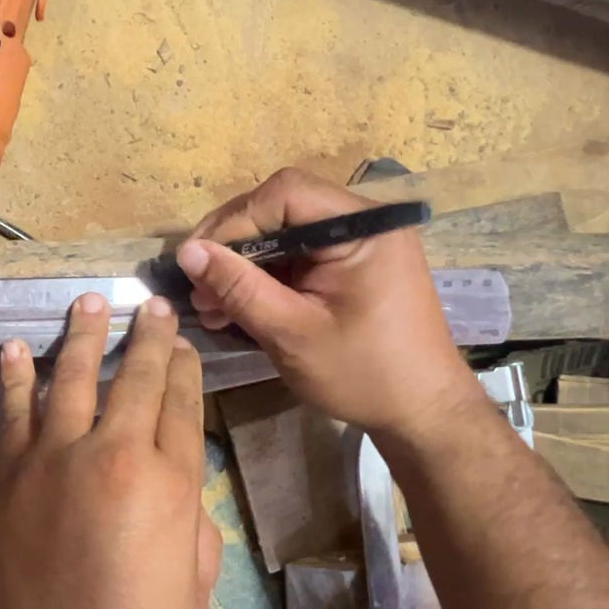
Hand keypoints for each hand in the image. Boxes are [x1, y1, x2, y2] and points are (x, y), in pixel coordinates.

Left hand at [0, 293, 219, 608]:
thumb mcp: (195, 588)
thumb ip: (196, 527)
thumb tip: (182, 492)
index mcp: (170, 483)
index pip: (182, 407)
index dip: (185, 370)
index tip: (184, 344)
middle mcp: (117, 453)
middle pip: (137, 380)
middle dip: (148, 338)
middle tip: (152, 305)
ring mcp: (60, 454)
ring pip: (77, 378)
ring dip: (85, 335)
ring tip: (91, 300)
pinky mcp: (16, 466)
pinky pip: (17, 409)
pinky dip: (17, 376)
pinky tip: (17, 346)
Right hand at [175, 168, 485, 438]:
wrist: (422, 414)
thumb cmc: (363, 374)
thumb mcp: (291, 332)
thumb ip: (238, 287)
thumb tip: (186, 252)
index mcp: (363, 230)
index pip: (285, 194)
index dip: (234, 221)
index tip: (199, 262)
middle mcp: (363, 224)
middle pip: (279, 207)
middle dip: (232, 244)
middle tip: (196, 285)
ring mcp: (357, 244)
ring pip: (281, 232)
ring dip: (240, 264)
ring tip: (208, 304)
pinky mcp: (348, 266)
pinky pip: (295, 255)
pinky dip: (261, 277)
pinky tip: (232, 306)